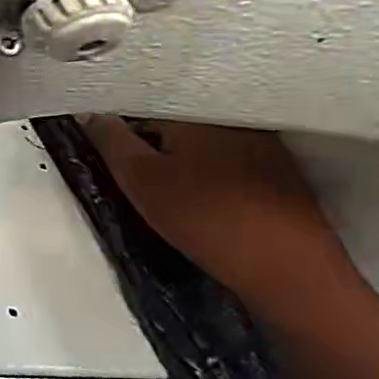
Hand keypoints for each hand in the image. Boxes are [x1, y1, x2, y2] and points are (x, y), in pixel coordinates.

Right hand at [82, 117, 366, 319]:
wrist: (289, 272)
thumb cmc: (205, 218)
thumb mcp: (139, 179)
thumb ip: (109, 139)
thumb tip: (89, 112)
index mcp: (199, 112)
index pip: (144, 106)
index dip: (121, 128)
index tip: (112, 152)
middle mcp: (235, 120)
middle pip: (177, 122)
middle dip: (153, 140)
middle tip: (137, 173)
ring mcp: (265, 147)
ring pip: (204, 142)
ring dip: (183, 157)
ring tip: (168, 188)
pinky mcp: (283, 176)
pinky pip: (230, 161)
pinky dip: (210, 173)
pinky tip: (204, 200)